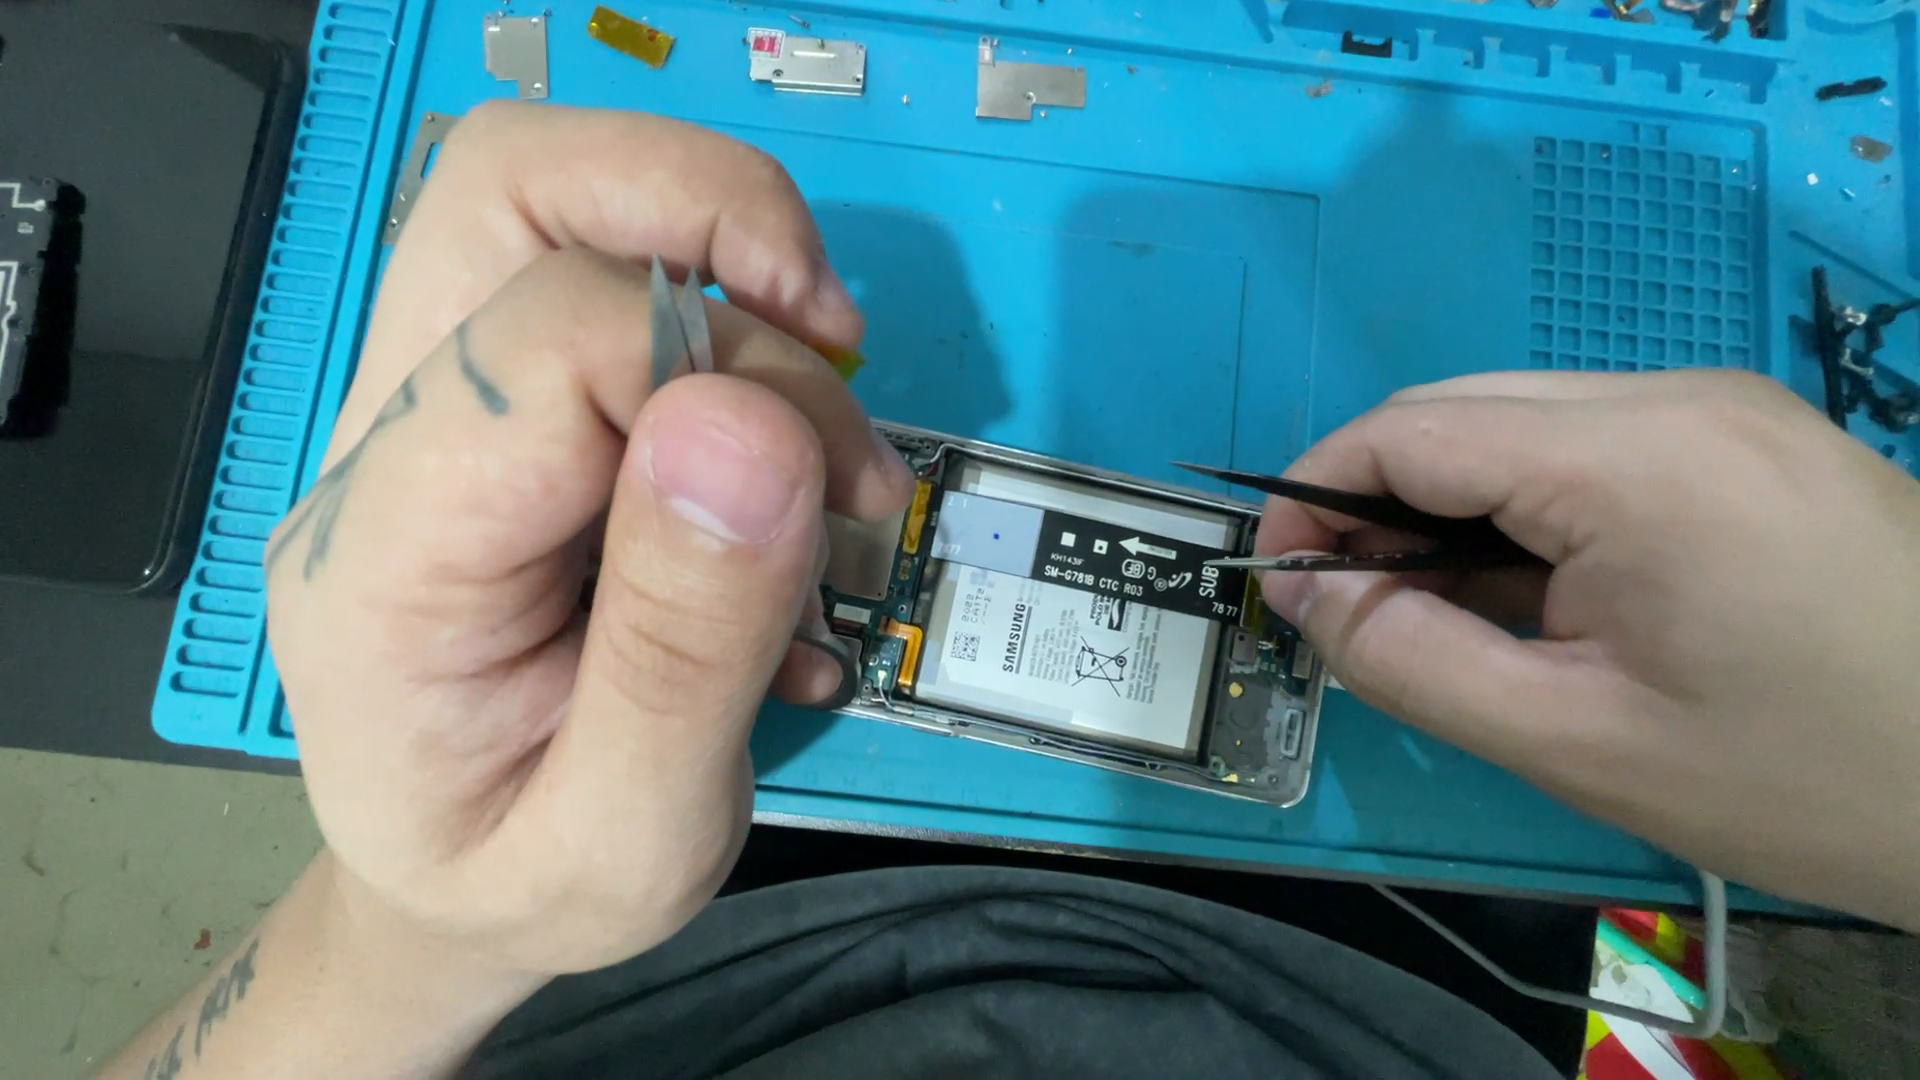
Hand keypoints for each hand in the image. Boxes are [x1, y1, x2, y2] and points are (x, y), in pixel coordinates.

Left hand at [264, 104, 913, 974]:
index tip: (839, 474)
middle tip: (834, 337)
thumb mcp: (632, 824)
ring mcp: (448, 413)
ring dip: (731, 261)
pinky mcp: (519, 417)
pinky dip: (735, 324)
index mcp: (393, 556)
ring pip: (561, 204)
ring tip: (822, 415)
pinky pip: (620, 290)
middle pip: (518, 186)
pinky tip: (786, 452)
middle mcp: (396, 442)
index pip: (559, 340)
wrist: (460, 883)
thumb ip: (688, 643)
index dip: (732, 368)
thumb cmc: (534, 874)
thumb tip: (757, 427)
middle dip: (715, 215)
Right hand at [1257, 370, 1919, 928]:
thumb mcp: (1566, 738)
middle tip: (1339, 596)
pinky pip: (1557, 449)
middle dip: (1359, 497)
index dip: (1309, 494)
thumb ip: (1401, 657)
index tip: (1278, 576)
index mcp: (1632, 460)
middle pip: (1443, 414)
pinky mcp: (1725, 442)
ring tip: (1416, 599)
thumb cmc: (1817, 780)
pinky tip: (1502, 583)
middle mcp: (1667, 400)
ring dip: (1423, 504)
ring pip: (1494, 426)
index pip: (1404, 432)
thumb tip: (1297, 590)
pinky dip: (1491, 509)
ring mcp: (1706, 413)